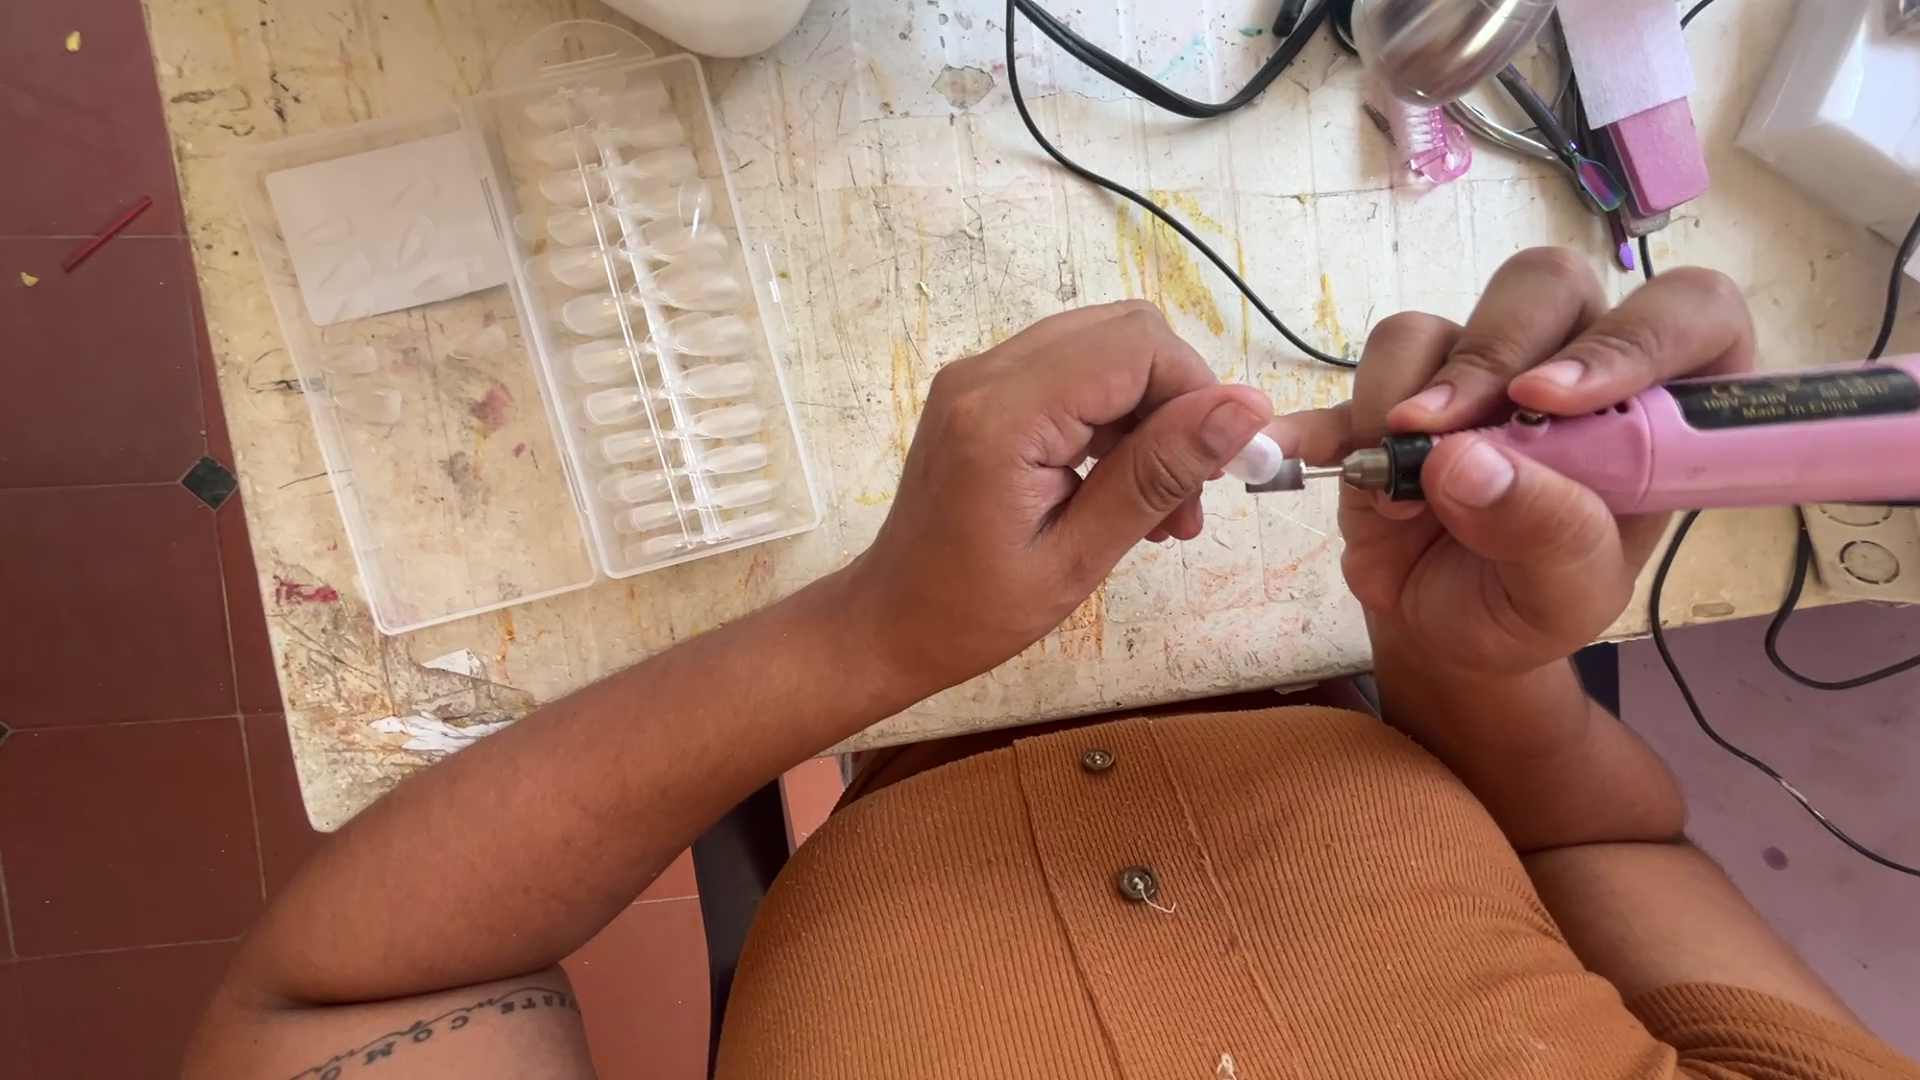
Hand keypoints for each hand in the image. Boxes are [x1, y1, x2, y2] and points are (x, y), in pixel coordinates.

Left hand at [845, 301, 1272, 695]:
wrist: (892, 620)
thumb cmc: (972, 613)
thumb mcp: (1077, 557)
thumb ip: (1155, 476)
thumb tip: (1244, 410)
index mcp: (1002, 416)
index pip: (1135, 346)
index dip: (1198, 391)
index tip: (1225, 464)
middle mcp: (984, 374)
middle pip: (1123, 335)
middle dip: (1177, 403)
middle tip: (1191, 493)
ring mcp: (978, 378)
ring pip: (1102, 353)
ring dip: (1149, 418)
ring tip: (1166, 509)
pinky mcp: (982, 394)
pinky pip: (1070, 378)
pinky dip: (1112, 422)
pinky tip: (1125, 488)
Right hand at [1270, 248, 1755, 678]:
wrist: (1432, 626)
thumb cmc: (1518, 611)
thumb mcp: (1559, 598)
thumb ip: (1544, 534)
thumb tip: (1462, 460)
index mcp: (1644, 410)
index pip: (1681, 315)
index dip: (1626, 338)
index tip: (1543, 402)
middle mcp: (1556, 374)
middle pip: (1538, 289)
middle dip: (1484, 356)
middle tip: (1436, 431)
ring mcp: (1460, 385)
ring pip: (1427, 328)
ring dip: (1396, 394)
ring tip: (1389, 483)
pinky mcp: (1383, 409)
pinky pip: (1344, 385)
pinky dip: (1315, 420)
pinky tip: (1291, 450)